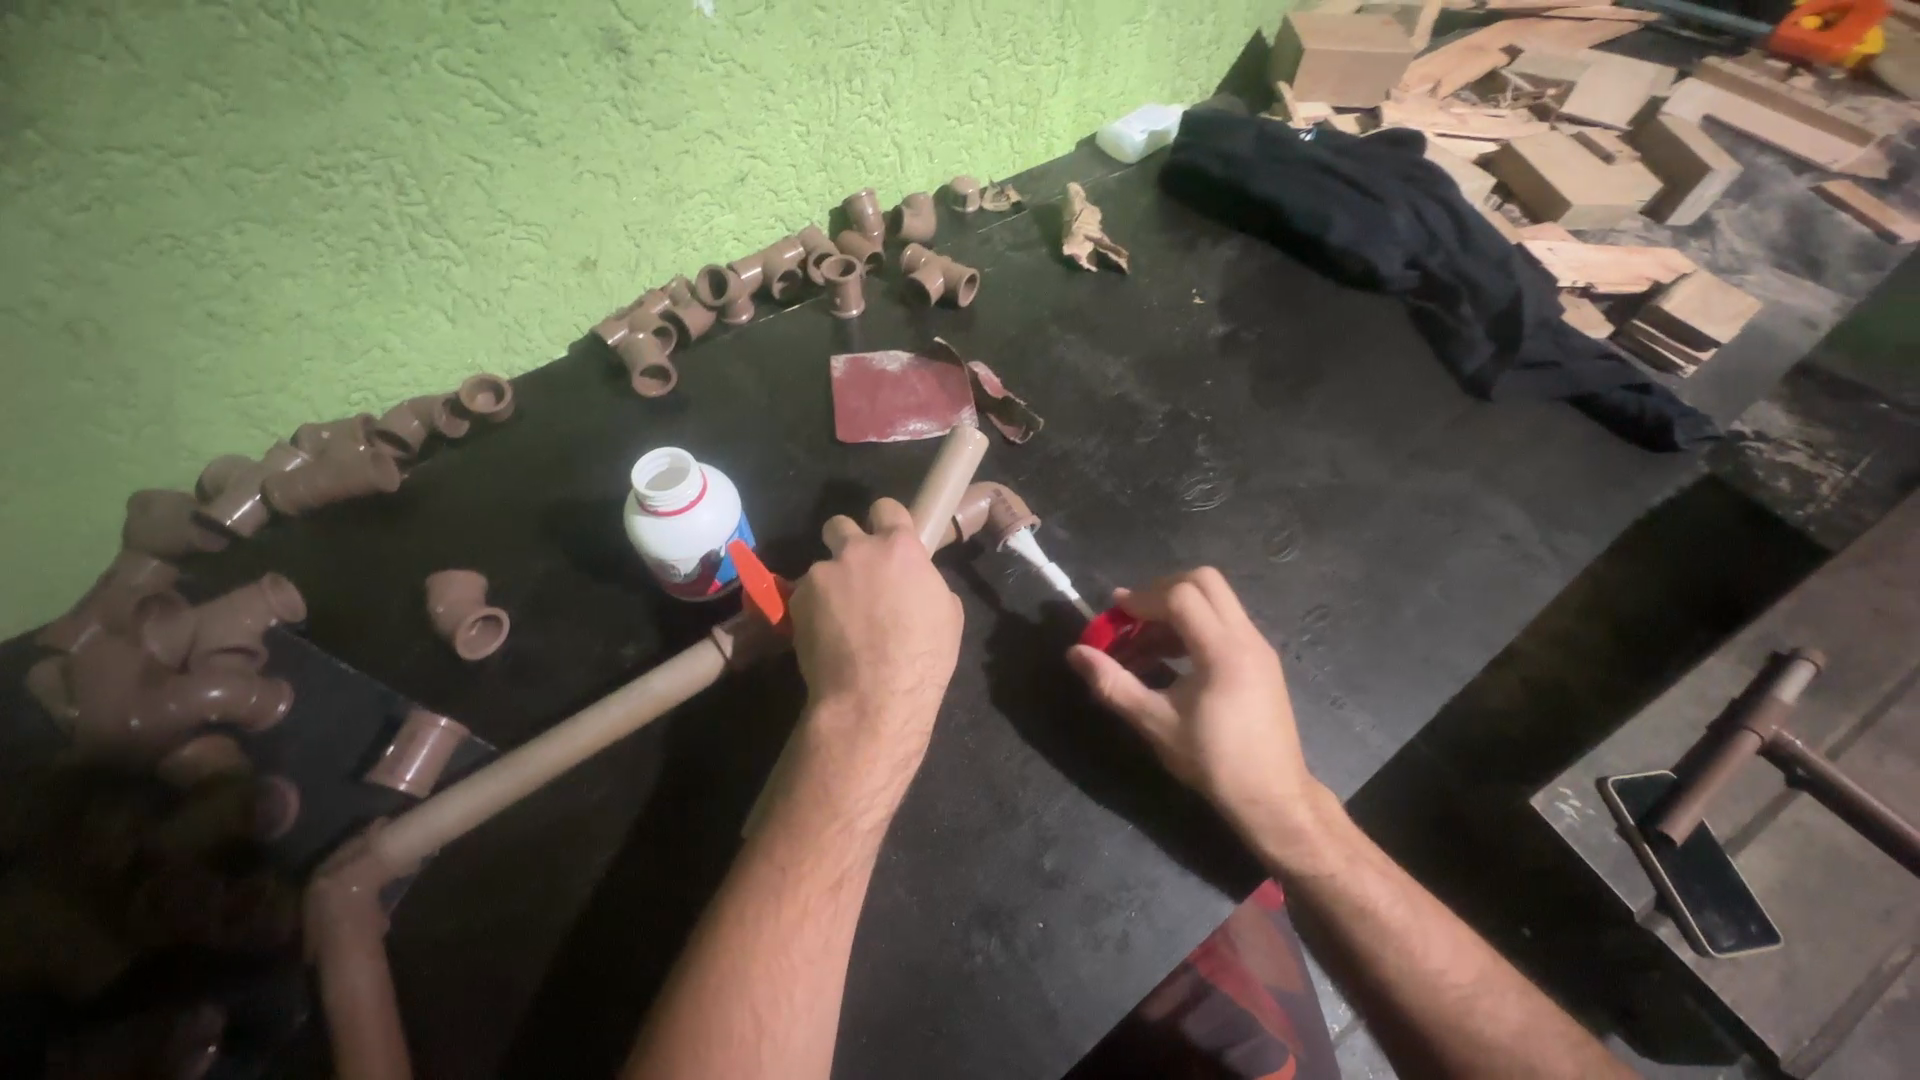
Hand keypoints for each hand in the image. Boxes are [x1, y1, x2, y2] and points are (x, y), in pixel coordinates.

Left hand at [789, 498, 963, 811]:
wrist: (874, 696)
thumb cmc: (923, 659)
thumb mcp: (947, 613)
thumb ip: (925, 582)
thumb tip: (913, 581)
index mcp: (899, 547)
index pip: (886, 507)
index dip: (885, 521)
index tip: (886, 538)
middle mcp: (857, 551)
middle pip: (840, 525)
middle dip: (846, 542)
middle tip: (856, 572)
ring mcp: (823, 573)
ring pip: (822, 566)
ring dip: (830, 583)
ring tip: (839, 618)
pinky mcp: (798, 600)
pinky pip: (806, 595)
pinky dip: (814, 609)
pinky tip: (826, 636)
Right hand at [1067, 568, 1330, 850]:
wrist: (1273, 797)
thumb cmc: (1213, 762)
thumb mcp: (1155, 723)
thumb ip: (1113, 684)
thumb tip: (1075, 654)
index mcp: (1223, 651)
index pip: (1181, 596)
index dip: (1142, 600)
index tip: (1115, 618)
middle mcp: (1247, 638)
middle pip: (1205, 582)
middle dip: (1162, 591)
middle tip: (1133, 618)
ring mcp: (1259, 647)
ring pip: (1218, 599)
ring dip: (1178, 608)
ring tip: (1145, 643)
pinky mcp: (1262, 660)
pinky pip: (1226, 622)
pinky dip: (1195, 624)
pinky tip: (1171, 658)